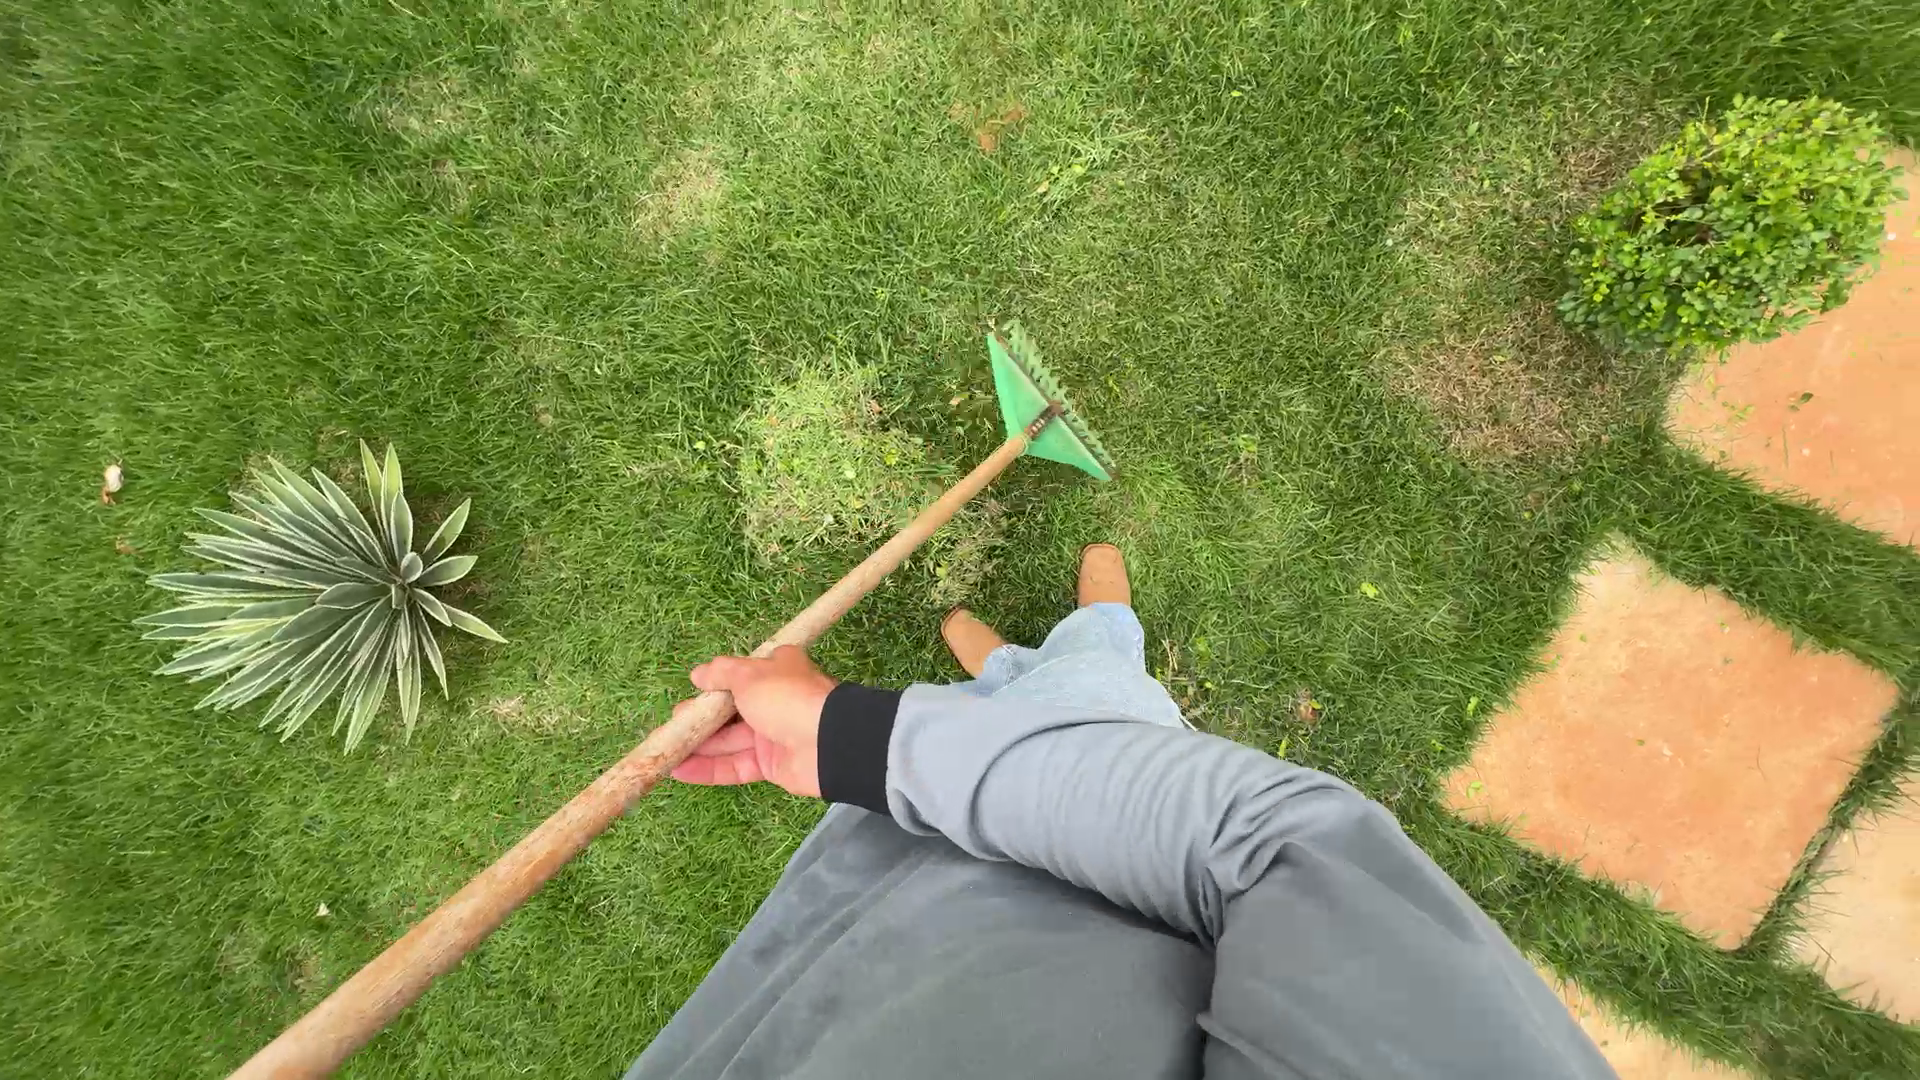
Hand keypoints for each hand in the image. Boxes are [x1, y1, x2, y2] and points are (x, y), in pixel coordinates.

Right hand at [670, 645, 836, 796]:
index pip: (743, 676)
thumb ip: (723, 673)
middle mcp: (775, 701)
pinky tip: (680, 770)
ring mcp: (773, 734)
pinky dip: (708, 768)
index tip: (693, 690)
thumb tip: (699, 673)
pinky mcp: (771, 765)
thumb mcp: (751, 675)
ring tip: (665, 748)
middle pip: (731, 711)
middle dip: (701, 717)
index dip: (717, 685)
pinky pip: (735, 766)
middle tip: (674, 724)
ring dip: (698, 745)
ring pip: (729, 741)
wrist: (828, 741)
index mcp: (777, 671)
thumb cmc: (788, 697)